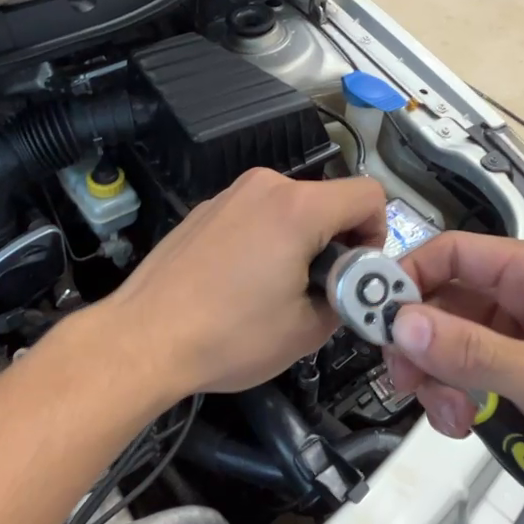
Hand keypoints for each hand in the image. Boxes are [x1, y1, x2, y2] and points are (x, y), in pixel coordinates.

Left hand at [96, 169, 385, 399]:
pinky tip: (240, 284)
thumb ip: (344, 300)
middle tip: (319, 290)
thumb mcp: (306, 331)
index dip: (378, 234)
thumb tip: (345, 290)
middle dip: (335, 241)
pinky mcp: (204, 210)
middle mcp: (264, 186)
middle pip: (327, 200)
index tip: (358, 272)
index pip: (369, 194)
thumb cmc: (228, 335)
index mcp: (298, 207)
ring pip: (290, 208)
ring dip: (300, 241)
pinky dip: (265, 240)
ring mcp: (229, 195)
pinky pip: (254, 215)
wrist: (145, 338)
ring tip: (276, 291)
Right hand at [384, 233, 523, 523]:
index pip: (453, 253)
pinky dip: (460, 399)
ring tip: (452, 416)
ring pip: (453, 342)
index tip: (372, 317)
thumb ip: (472, 351)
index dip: (408, 277)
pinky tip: (467, 425)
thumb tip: (402, 322)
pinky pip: (472, 376)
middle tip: (406, 382)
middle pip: (445, 300)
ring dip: (440, 378)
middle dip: (421, 341)